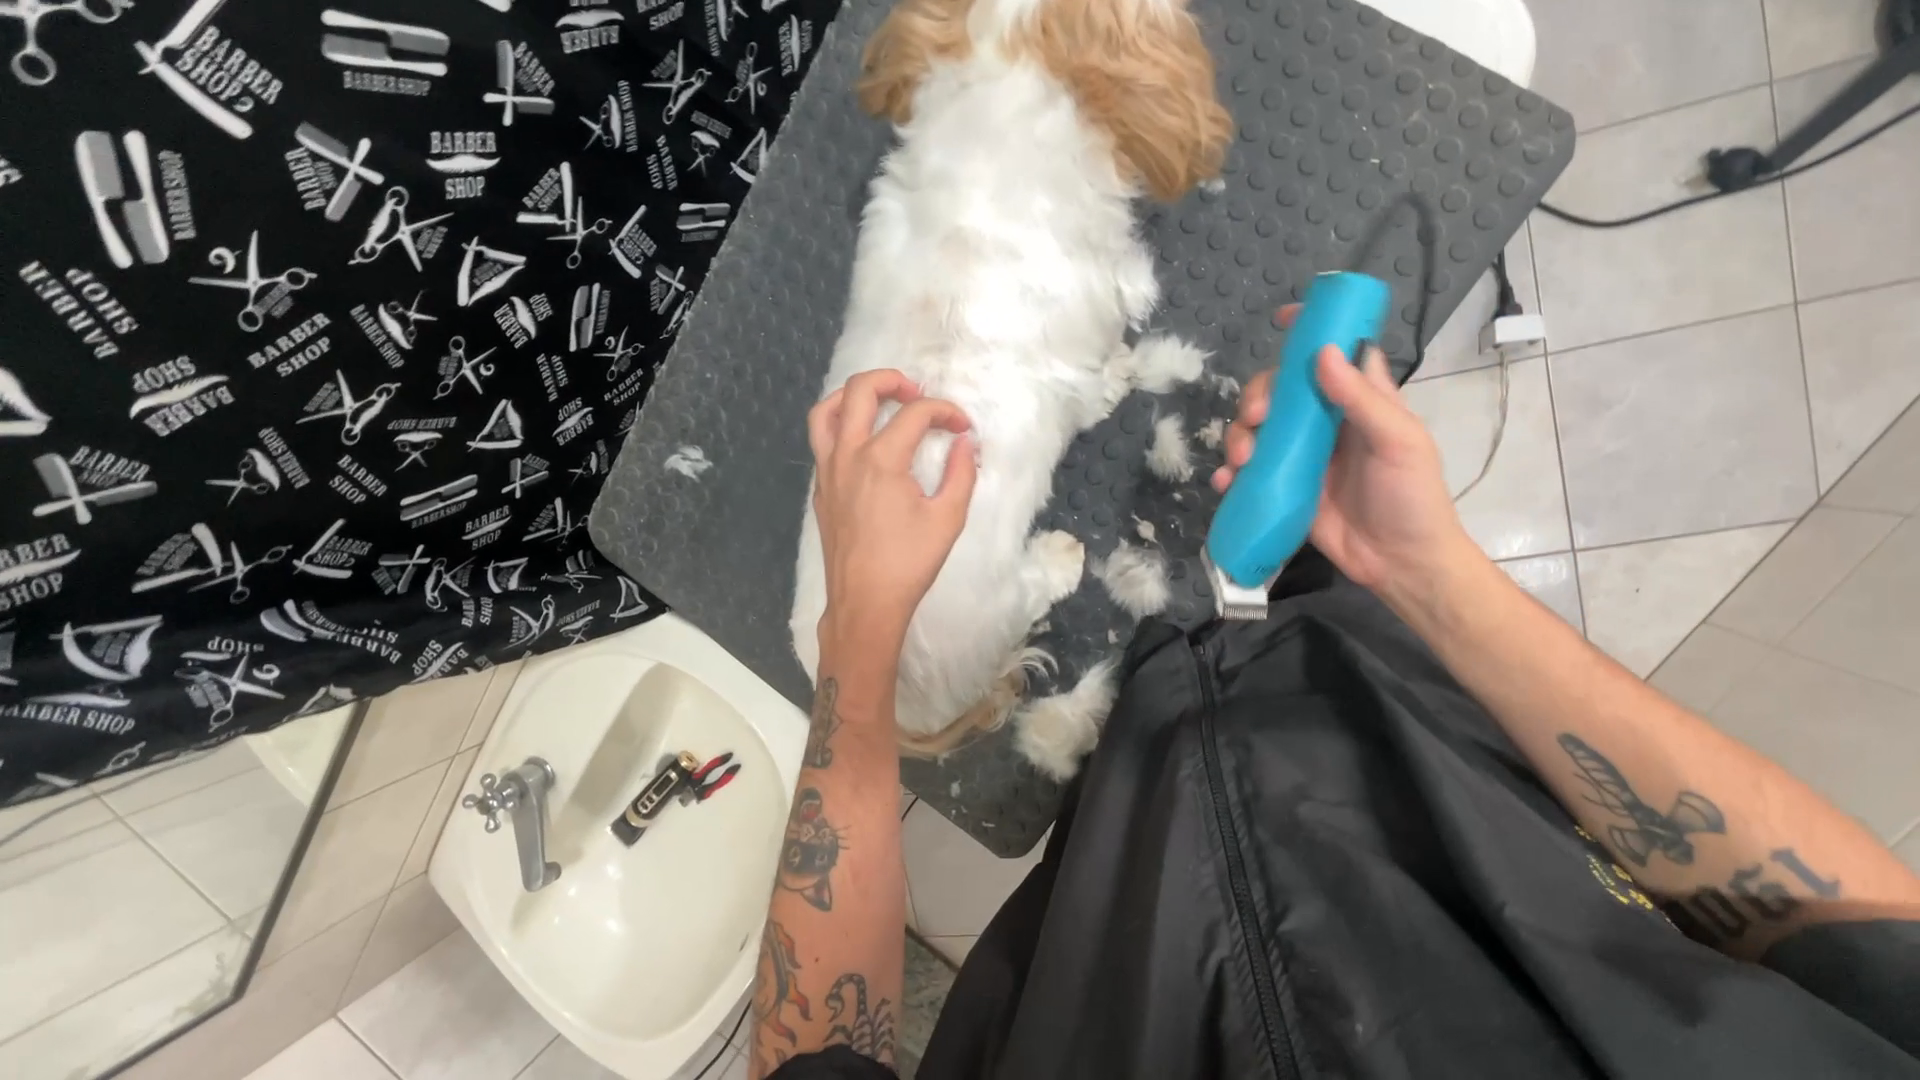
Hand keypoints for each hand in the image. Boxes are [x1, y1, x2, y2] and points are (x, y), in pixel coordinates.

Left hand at [808, 369, 976, 658]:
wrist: (865, 602)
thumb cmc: (909, 563)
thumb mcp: (948, 518)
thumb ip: (961, 473)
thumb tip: (966, 442)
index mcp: (881, 459)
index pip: (916, 413)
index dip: (946, 411)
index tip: (963, 428)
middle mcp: (847, 455)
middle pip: (860, 390)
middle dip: (893, 380)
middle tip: (917, 394)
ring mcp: (827, 471)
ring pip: (827, 410)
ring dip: (854, 396)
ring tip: (881, 404)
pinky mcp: (820, 489)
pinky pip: (822, 440)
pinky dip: (843, 426)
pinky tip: (866, 443)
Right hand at [1210, 306, 1471, 599]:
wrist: (1399, 562)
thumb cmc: (1411, 497)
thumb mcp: (1399, 442)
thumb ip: (1363, 398)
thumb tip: (1323, 353)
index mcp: (1358, 401)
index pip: (1331, 354)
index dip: (1309, 332)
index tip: (1284, 320)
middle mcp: (1323, 423)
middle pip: (1277, 391)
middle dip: (1257, 396)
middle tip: (1257, 418)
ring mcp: (1299, 457)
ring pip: (1254, 429)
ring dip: (1238, 436)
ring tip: (1241, 460)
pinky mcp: (1282, 488)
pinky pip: (1246, 473)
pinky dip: (1229, 473)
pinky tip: (1226, 481)